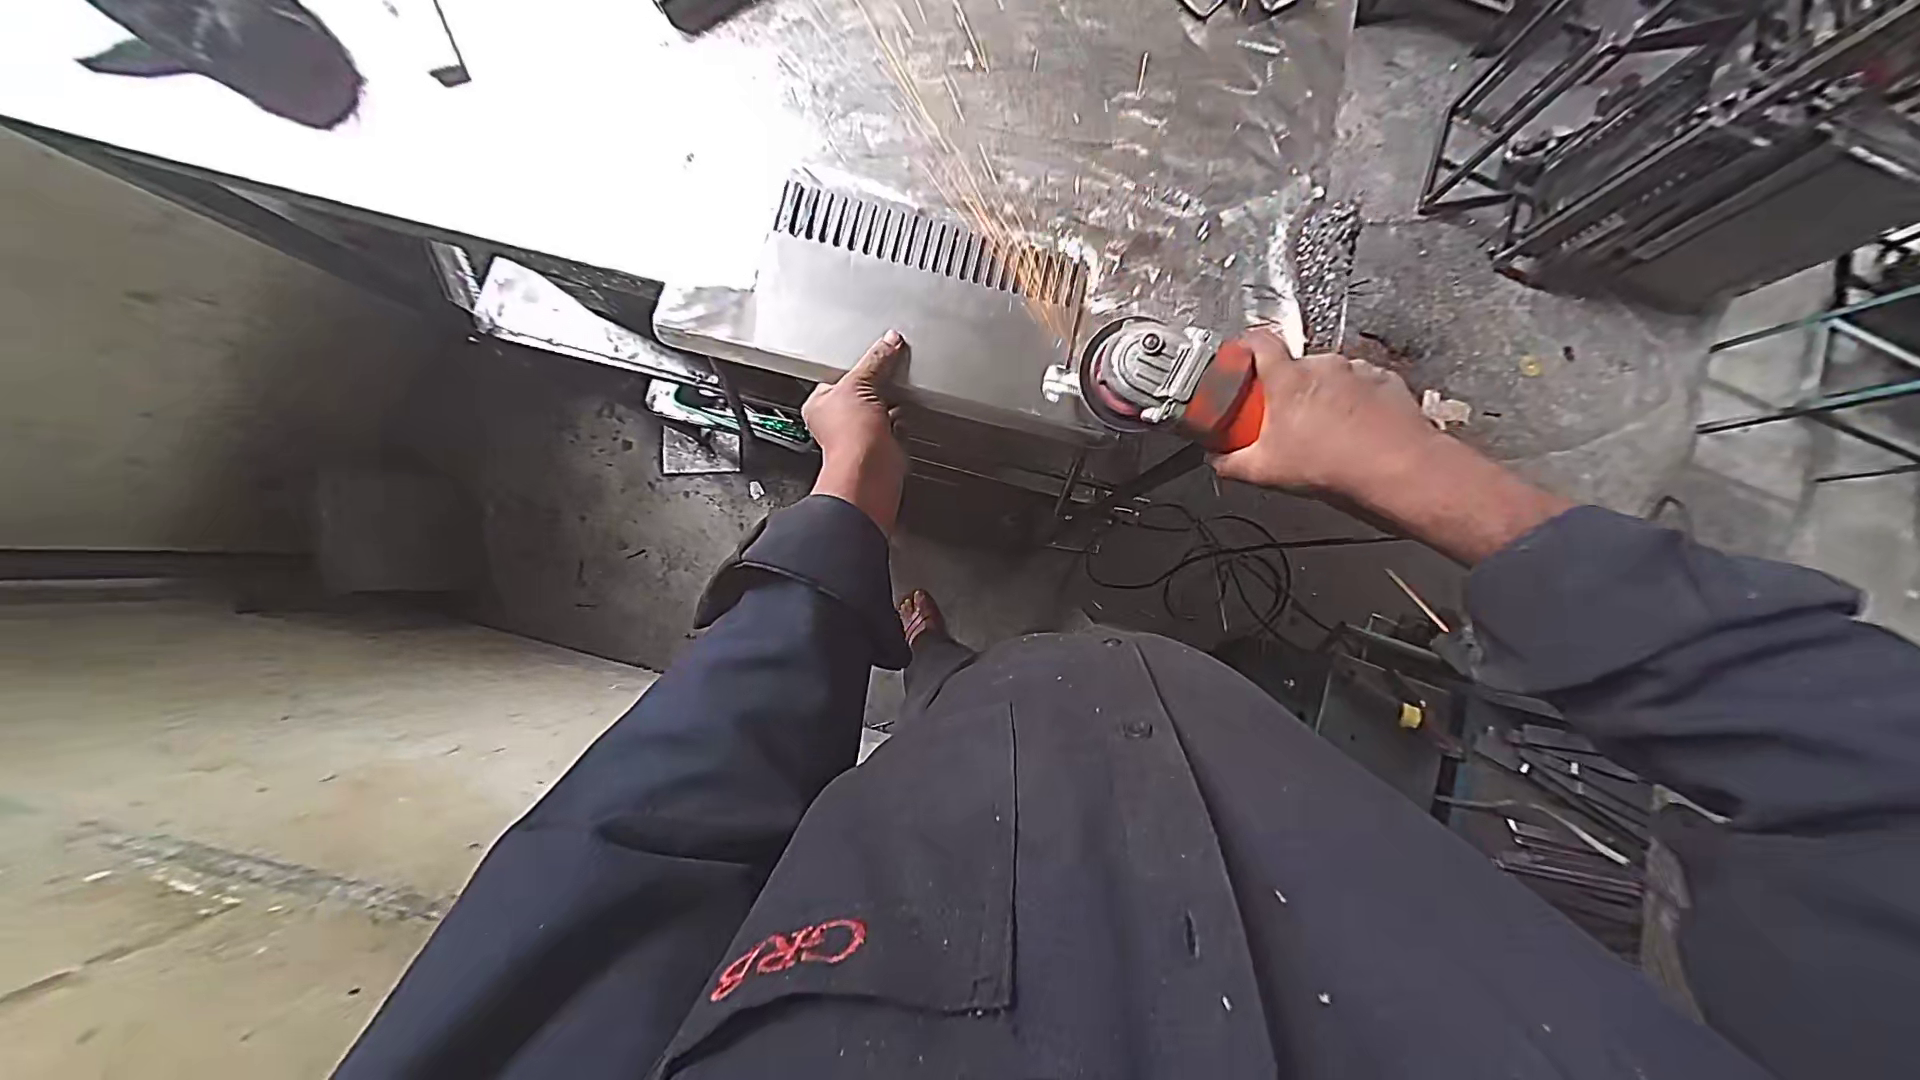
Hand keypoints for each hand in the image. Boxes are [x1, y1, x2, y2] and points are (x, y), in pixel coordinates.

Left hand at [804, 330, 909, 534]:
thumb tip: (890, 341)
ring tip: (895, 396)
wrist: (871, 468)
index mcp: (819, 404)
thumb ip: (876, 360)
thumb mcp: (859, 382)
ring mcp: (860, 434)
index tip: (871, 356)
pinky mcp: (882, 445)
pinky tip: (902, 416)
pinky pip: (895, 426)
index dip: (854, 367)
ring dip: (890, 404)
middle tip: (885, 376)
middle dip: (876, 386)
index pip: (837, 377)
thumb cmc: (849, 435)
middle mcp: (837, 421)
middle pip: (861, 392)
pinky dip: (901, 421)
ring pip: (879, 410)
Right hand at [1210, 328, 1442, 498]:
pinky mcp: (1385, 382)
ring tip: (1318, 430)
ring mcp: (1358, 371)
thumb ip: (1229, 463)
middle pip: (1293, 367)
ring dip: (1318, 396)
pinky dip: (1349, 403)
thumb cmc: (1331, 465)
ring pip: (1327, 377)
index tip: (1239, 360)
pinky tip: (1348, 430)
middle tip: (1279, 419)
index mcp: (1288, 380)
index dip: (1244, 346)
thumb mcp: (1262, 471)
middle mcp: (1323, 366)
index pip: (1258, 342)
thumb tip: (1216, 461)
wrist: (1396, 470)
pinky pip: (1358, 386)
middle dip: (1283, 389)